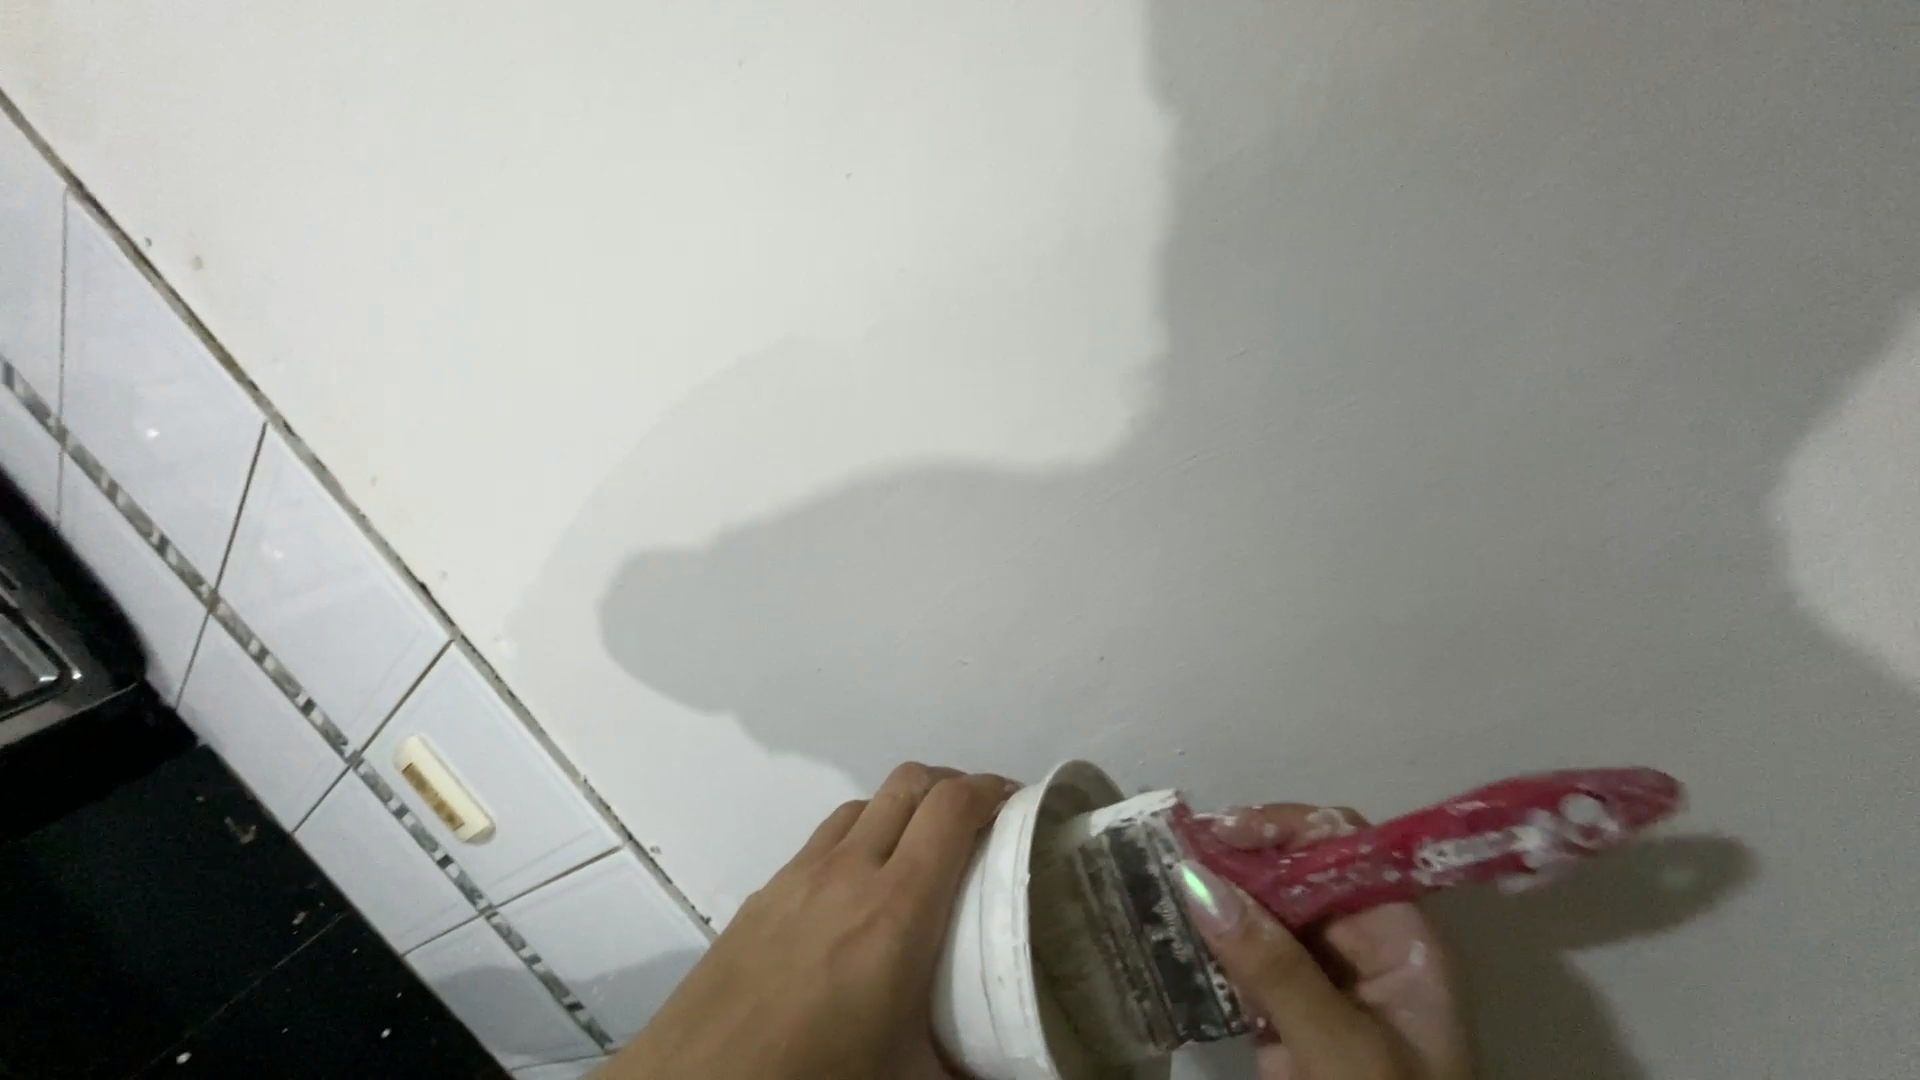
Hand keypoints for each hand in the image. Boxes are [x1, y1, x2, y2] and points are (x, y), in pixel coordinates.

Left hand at [605, 763, 1015, 1079]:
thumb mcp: (915, 1079)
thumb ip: (973, 1062)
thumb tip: (1015, 1064)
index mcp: (898, 908)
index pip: (953, 807)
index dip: (993, 788)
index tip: (1020, 804)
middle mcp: (849, 870)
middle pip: (910, 782)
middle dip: (953, 785)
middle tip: (981, 823)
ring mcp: (800, 874)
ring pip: (864, 804)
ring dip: (902, 808)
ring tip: (922, 850)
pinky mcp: (764, 891)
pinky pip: (825, 839)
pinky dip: (858, 839)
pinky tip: (856, 892)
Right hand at [1177, 804, 1472, 1079]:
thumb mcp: (1341, 1049)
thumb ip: (1272, 965)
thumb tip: (1193, 877)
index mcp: (1402, 940)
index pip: (1348, 849)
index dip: (1289, 827)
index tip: (1225, 831)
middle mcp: (1362, 944)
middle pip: (1298, 870)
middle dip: (1241, 855)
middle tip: (1178, 848)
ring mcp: (1319, 976)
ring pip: (1262, 908)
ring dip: (1216, 891)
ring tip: (1161, 874)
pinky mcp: (1282, 1009)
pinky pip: (1242, 952)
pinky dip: (1208, 936)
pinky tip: (1171, 922)